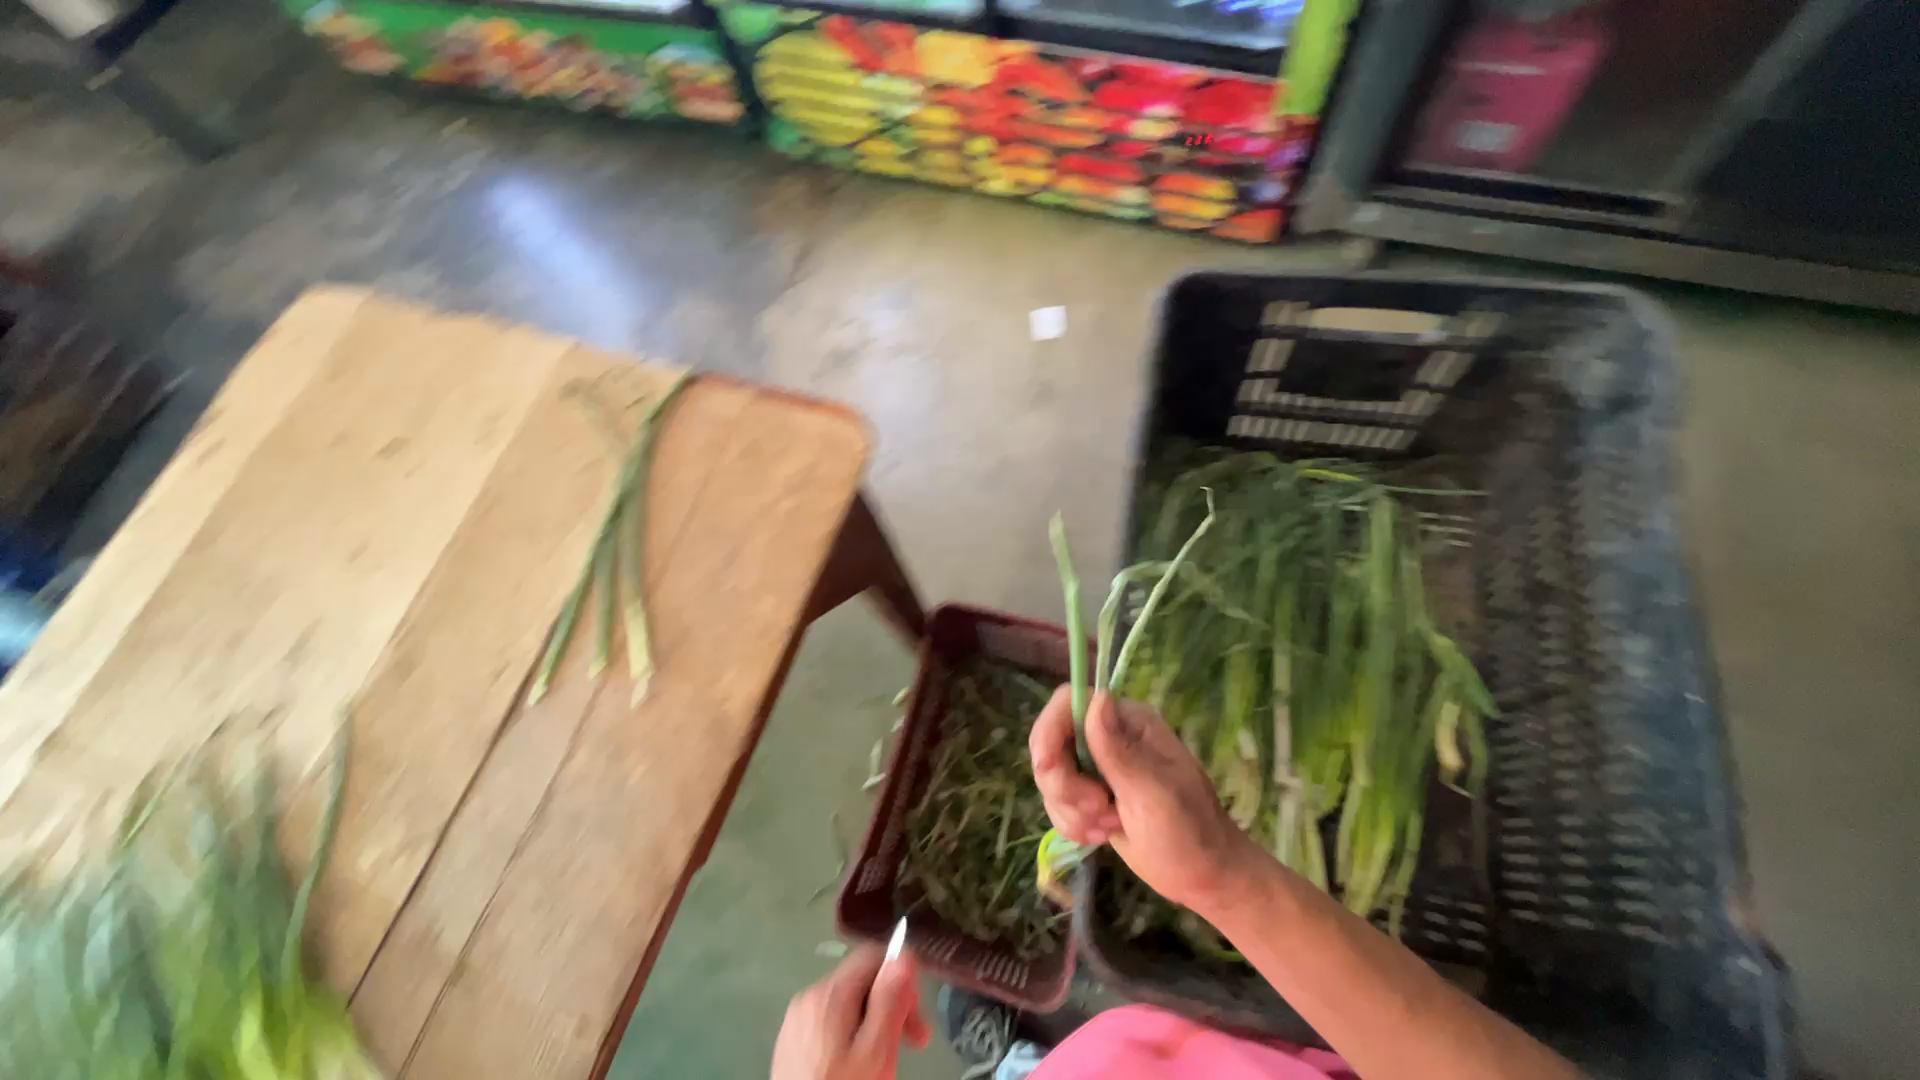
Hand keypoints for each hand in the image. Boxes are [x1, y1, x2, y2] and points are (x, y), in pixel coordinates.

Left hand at [770, 944, 929, 1079]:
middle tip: (913, 1043)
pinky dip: (850, 1036)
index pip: (873, 955)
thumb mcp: (875, 1052)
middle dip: (891, 1004)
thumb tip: (904, 954)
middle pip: (861, 980)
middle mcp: (808, 996)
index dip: (902, 976)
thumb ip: (889, 1000)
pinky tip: (855, 1065)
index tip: (916, 1013)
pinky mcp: (792, 1041)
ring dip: (873, 1022)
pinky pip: (829, 1023)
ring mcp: (797, 1019)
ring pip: (847, 1003)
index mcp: (829, 992)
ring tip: (884, 1058)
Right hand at [1029, 688, 1257, 912]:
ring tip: (1108, 826)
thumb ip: (1119, 750)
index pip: (1069, 703)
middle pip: (1050, 742)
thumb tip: (1097, 697)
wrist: (1201, 876)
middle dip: (1064, 784)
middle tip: (1098, 810)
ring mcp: (1095, 767)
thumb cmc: (1190, 831)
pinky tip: (1101, 836)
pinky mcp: (1087, 796)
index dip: (1049, 730)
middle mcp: (1107, 736)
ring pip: (1050, 777)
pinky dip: (1071, 824)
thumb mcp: (1154, 793)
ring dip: (1070, 809)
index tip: (1048, 768)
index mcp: (1129, 722)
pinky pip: (1055, 803)